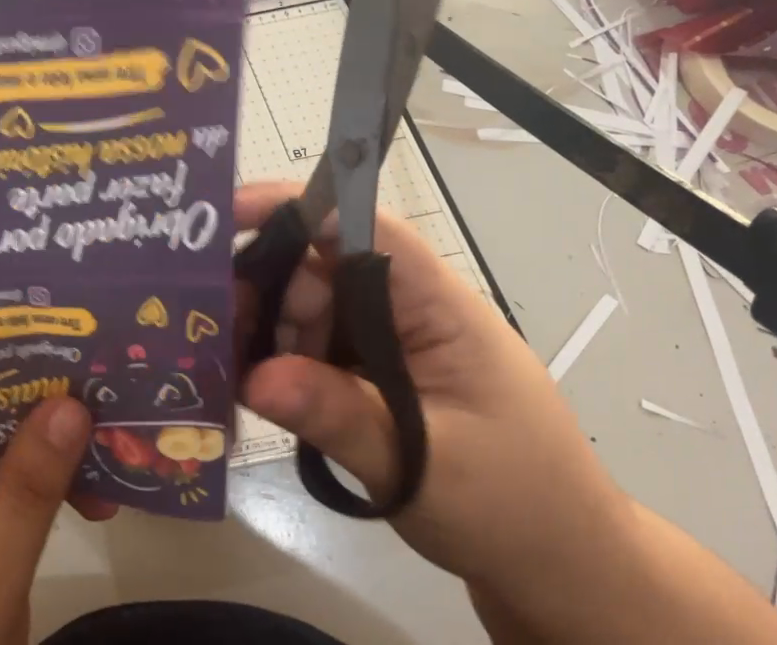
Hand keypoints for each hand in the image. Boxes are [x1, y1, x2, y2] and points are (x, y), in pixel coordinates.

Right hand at [234, 181, 631, 592]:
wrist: (564, 569)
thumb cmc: (514, 507)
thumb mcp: (422, 462)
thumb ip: (338, 416)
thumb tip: (253, 378)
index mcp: (437, 308)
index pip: (364, 227)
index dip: (294, 208)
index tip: (223, 216)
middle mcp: (407, 311)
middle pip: (318, 267)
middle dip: (263, 290)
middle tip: (212, 330)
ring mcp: (387, 344)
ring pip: (305, 309)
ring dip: (265, 334)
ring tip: (227, 372)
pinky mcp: (372, 374)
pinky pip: (311, 348)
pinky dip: (278, 364)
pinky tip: (249, 390)